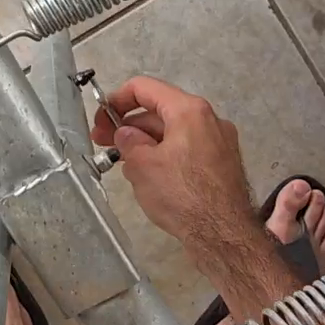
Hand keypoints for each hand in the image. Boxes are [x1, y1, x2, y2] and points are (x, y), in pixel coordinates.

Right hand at [91, 76, 256, 259]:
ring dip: (145, 143)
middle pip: (159, 111)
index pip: (144, 88)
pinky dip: (164, 155)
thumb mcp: (142, 165)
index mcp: (189, 110)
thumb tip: (126, 134)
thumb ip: (128, 141)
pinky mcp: (223, 164)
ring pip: (172, 133)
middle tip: (103, 143)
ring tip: (124, 165)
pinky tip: (150, 176)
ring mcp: (220, 142)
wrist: (224, 236)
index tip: (100, 120)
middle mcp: (209, 119)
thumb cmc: (181, 195)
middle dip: (129, 125)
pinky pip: (186, 149)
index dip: (116, 100)